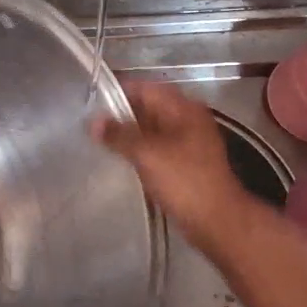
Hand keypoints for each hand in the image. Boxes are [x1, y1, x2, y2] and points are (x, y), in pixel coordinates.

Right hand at [93, 80, 262, 250]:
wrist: (216, 219)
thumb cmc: (184, 181)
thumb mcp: (147, 154)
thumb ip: (119, 135)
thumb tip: (92, 121)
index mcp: (183, 108)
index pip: (146, 87)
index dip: (118, 91)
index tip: (91, 101)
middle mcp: (187, 119)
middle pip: (149, 107)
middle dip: (121, 113)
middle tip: (90, 123)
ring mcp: (188, 142)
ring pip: (151, 129)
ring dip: (128, 133)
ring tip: (99, 140)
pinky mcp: (185, 163)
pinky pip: (156, 148)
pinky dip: (138, 150)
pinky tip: (119, 158)